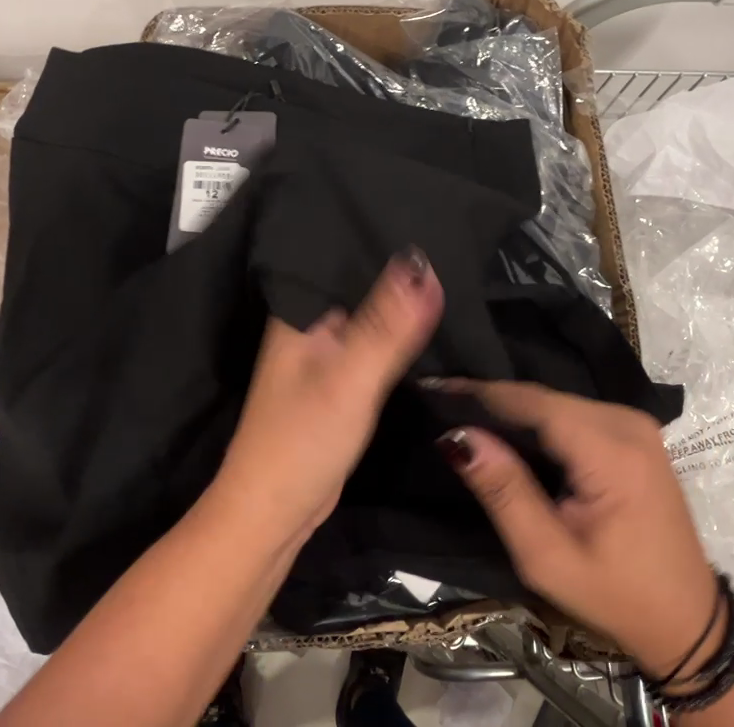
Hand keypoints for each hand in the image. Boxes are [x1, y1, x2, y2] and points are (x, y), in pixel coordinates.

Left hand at [210, 248, 443, 540]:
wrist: (274, 514)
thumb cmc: (303, 440)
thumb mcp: (352, 376)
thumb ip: (389, 324)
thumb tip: (425, 262)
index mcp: (299, 312)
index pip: (345, 255)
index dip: (387, 237)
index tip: (437, 220)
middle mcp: (309, 327)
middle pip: (362, 288)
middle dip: (404, 275)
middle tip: (459, 251)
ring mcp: (324, 356)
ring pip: (372, 320)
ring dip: (404, 311)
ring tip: (456, 281)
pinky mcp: (339, 383)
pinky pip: (374, 348)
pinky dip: (398, 342)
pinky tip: (430, 330)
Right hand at [434, 380, 718, 679]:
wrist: (685, 619)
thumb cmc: (614, 595)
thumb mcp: (547, 556)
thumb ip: (505, 492)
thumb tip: (459, 437)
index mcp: (612, 451)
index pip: (534, 403)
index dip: (481, 393)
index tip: (435, 391)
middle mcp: (629, 422)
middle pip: (546, 398)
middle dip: (494, 400)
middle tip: (442, 407)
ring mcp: (637, 424)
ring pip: (559, 401)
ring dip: (515, 409)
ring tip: (466, 416)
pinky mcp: (637, 433)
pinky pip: (576, 413)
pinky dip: (541, 420)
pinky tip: (510, 432)